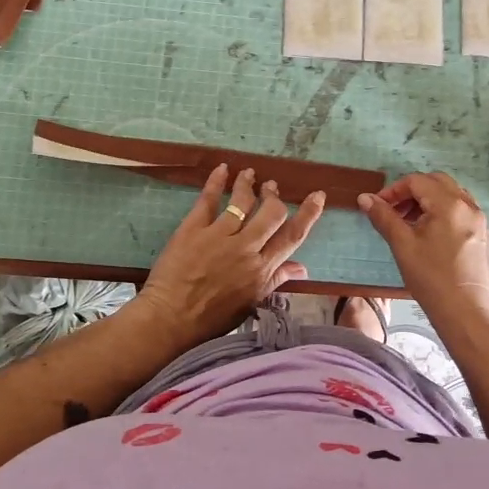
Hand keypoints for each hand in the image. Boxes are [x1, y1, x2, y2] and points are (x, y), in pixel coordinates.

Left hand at [133, 166, 324, 346]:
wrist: (170, 320)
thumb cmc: (211, 319)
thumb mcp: (250, 303)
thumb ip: (275, 281)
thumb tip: (302, 268)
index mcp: (262, 270)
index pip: (292, 236)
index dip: (308, 214)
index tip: (317, 196)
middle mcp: (246, 249)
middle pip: (271, 213)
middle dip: (274, 196)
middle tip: (271, 187)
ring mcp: (220, 236)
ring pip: (242, 201)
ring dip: (248, 183)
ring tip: (250, 174)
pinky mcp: (195, 228)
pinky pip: (209, 198)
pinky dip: (217, 181)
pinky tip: (223, 169)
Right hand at [359, 173, 488, 321]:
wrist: (467, 315)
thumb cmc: (431, 278)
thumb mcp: (402, 245)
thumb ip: (383, 216)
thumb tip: (364, 197)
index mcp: (449, 203)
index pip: (417, 181)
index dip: (394, 190)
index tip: (379, 206)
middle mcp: (468, 205)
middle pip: (436, 182)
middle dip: (412, 192)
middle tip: (395, 211)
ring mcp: (479, 221)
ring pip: (451, 195)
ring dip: (428, 201)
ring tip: (410, 224)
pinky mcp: (483, 236)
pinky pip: (461, 211)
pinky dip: (443, 212)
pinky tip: (431, 236)